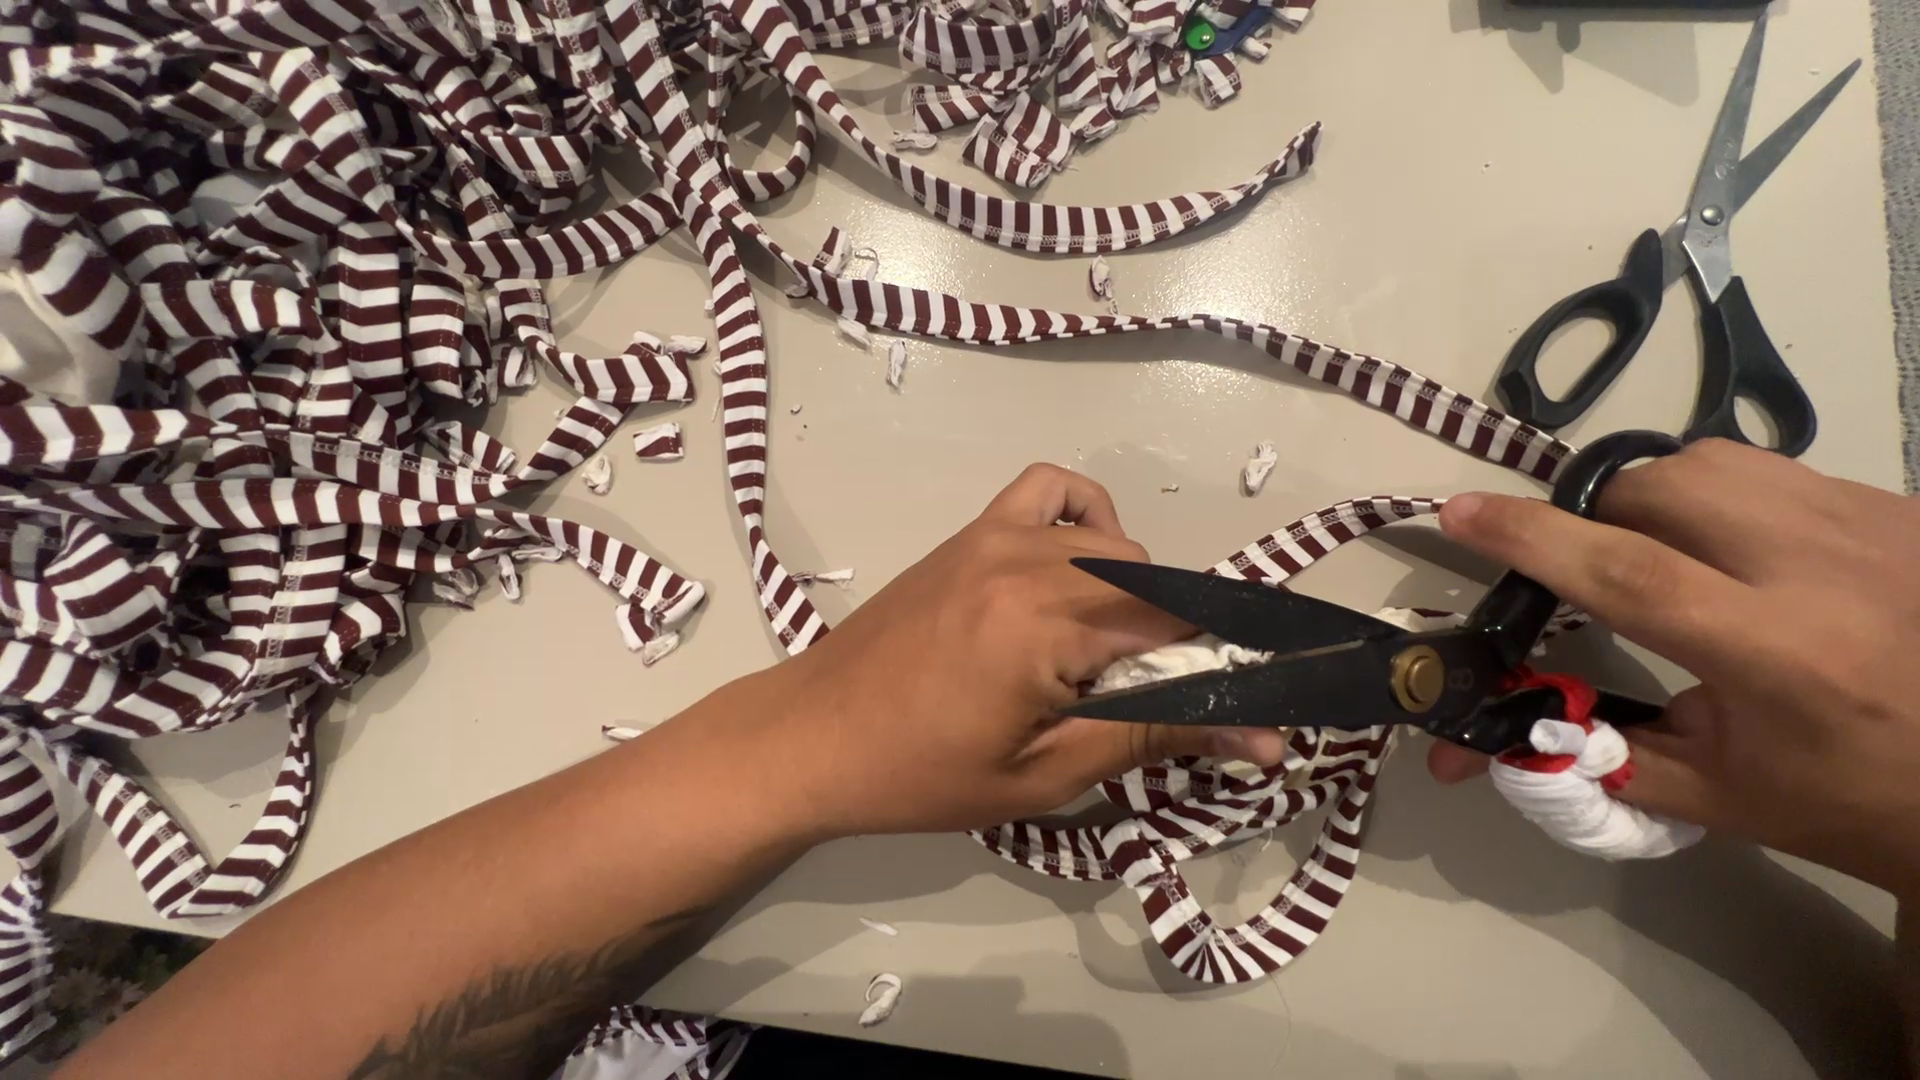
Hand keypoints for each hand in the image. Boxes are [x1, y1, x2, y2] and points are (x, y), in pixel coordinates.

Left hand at [730, 464, 1288, 838]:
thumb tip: (1263, 734)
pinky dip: (1083, 516)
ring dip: (1137, 590)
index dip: (1226, 665)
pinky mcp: (971, 531)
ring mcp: (996, 535)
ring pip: (1111, 542)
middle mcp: (1030, 561)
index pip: (1179, 627)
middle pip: (1153, 583)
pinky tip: (1076, 565)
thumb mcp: (1046, 773)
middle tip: (1160, 697)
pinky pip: (1048, 489)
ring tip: (1110, 648)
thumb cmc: (922, 772)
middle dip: (1180, 640)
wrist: (814, 735)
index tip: (1248, 704)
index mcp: (1048, 625)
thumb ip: (1155, 735)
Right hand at [1430, 439, 1919, 894]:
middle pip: (1663, 490)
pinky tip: (1730, 548)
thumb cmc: (1844, 800)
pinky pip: (1767, 467)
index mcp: (1780, 657)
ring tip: (1654, 546)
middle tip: (1582, 556)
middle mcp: (1832, 575)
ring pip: (1711, 462)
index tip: (1458, 512)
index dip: (1530, 537)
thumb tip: (1454, 754)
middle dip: (1592, 510)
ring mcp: (1881, 529)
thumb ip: (1576, 751)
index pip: (1626, 572)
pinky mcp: (1903, 509)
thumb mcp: (1701, 790)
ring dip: (1649, 495)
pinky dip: (1713, 494)